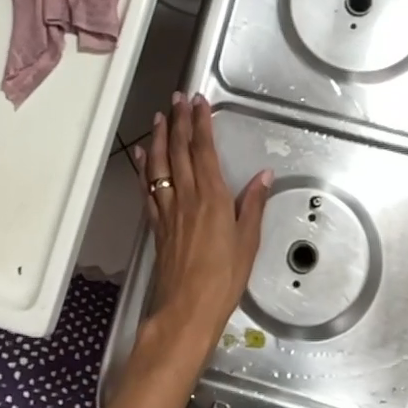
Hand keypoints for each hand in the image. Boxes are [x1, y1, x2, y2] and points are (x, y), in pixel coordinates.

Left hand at [130, 92, 271, 358]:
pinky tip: (143, 156)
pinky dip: (145, 167)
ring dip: (158, 138)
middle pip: (179, 150)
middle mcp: (186, 196)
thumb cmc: (223, 278)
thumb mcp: (248, 241)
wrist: (186, 309)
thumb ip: (253, 204)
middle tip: (177, 98)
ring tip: (159, 117)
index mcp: (212, 197)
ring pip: (159, 164)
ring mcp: (168, 209)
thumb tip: (264, 175)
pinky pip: (148, 187)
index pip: (204, 150)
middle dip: (178, 121)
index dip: (201, 123)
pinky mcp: (157, 223)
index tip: (199, 102)